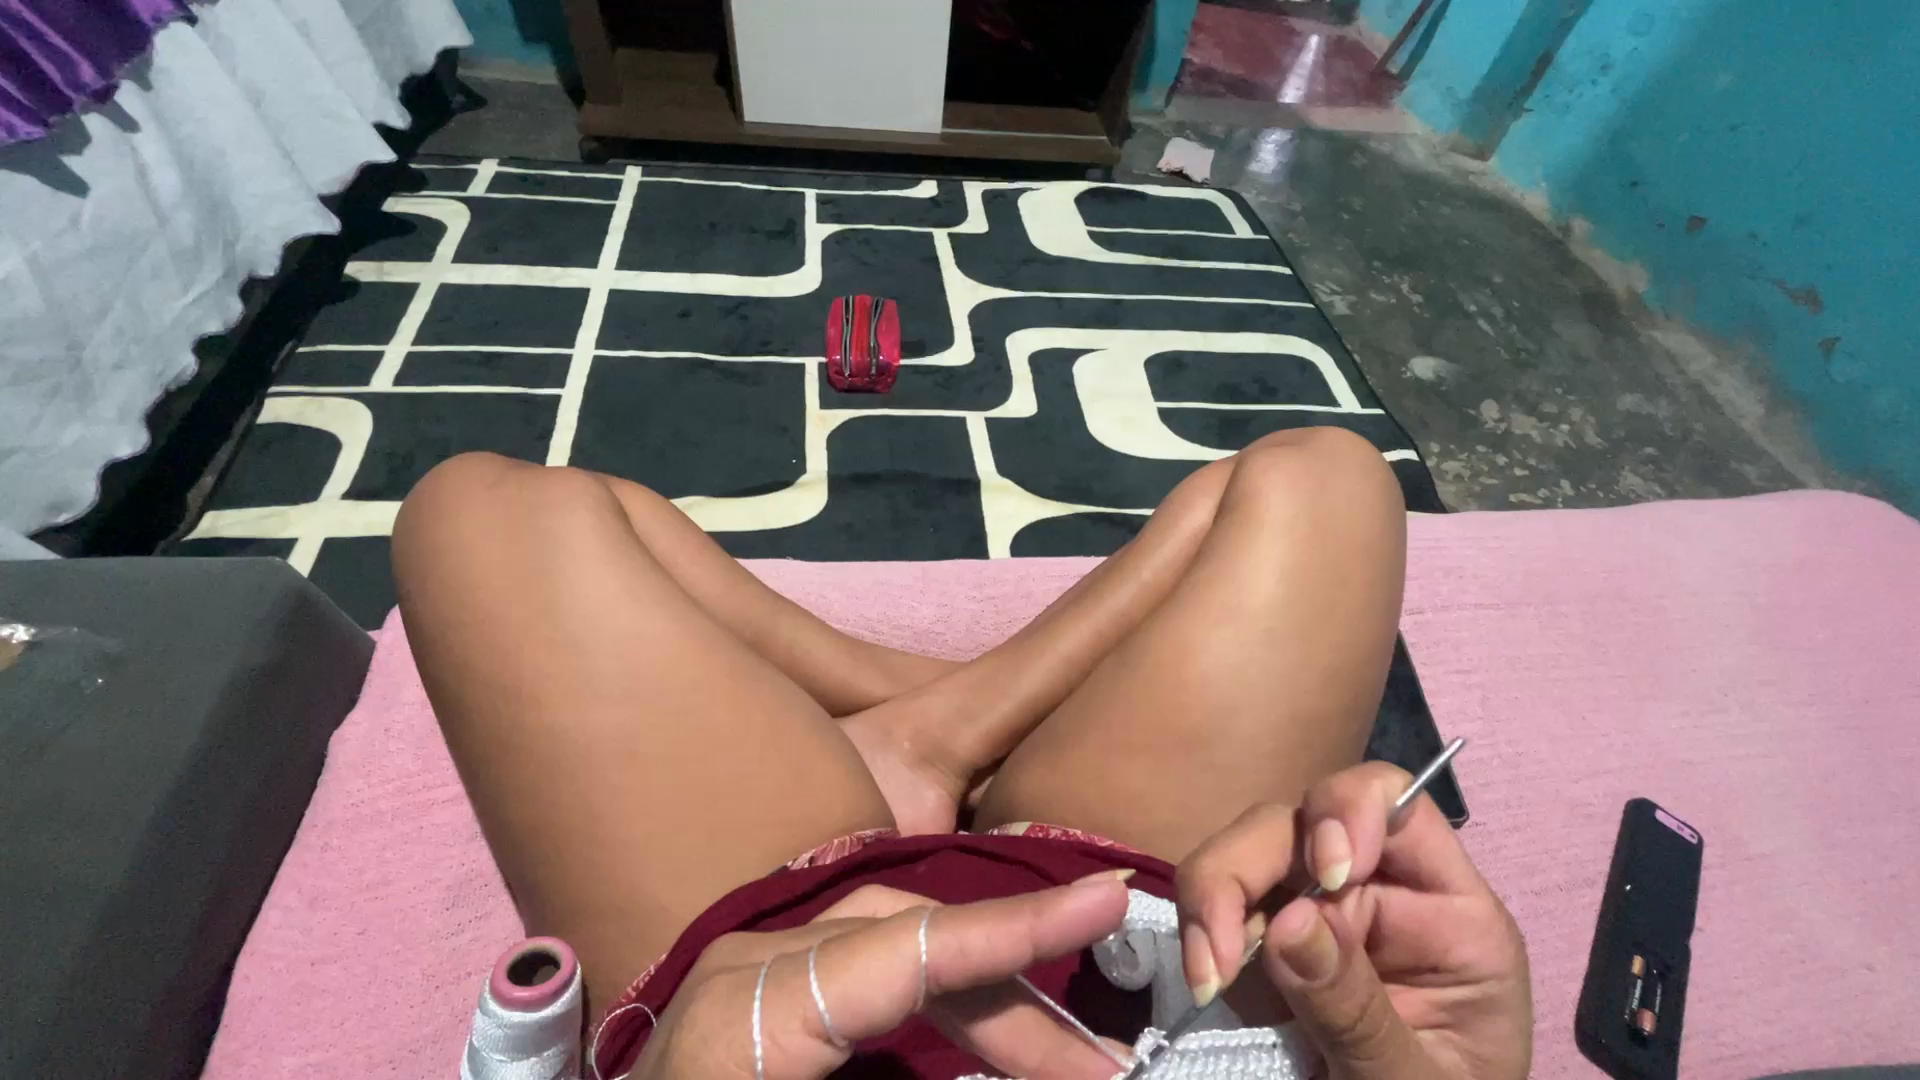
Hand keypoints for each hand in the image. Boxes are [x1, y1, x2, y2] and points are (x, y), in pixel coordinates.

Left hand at [631, 875, 1135, 1079]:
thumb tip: (1040, 1075)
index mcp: (751, 1012)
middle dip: (1019, 1006)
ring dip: (986, 1004)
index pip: (910, 949)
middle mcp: (758, 964)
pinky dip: (939, 1003)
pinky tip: (983, 1039)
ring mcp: (759, 969)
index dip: (1016, 927)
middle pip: (919, 946)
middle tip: (1106, 1067)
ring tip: (1060, 1060)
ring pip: (903, 951)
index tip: (1106, 897)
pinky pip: (872, 973)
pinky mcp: (768, 992)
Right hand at [1175, 762, 1531, 1079]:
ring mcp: (1305, 909)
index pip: (1393, 806)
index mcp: (1439, 908)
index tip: (1329, 873)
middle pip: (1291, 822)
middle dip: (1245, 868)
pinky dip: (1196, 929)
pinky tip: (1203, 981)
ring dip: (1211, 898)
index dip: (1349, 809)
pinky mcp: (1258, 938)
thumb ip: (1361, 1013)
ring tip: (1207, 979)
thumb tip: (1286, 923)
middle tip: (1222, 952)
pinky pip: (1213, 900)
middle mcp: (1366, 889)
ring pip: (1240, 852)